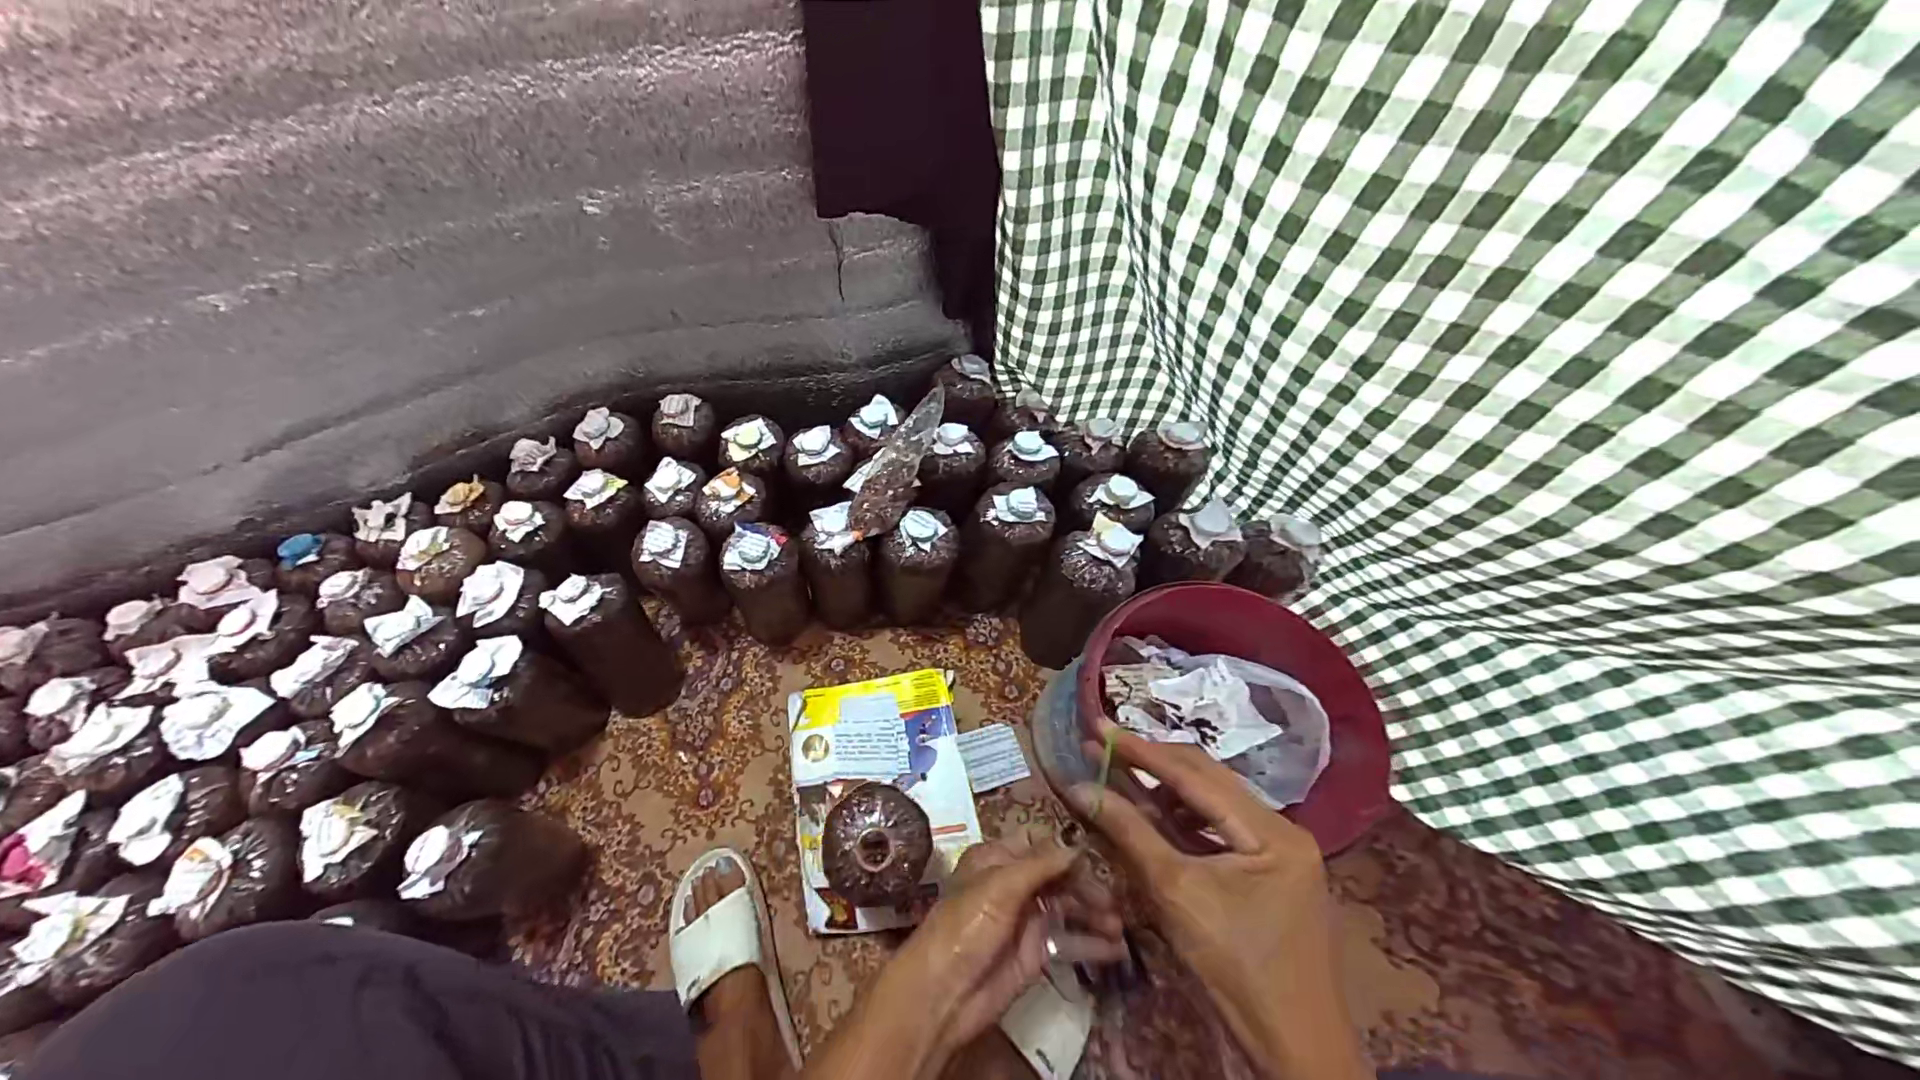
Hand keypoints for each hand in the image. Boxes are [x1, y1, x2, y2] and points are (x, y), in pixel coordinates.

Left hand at [799, 832, 1123, 1079]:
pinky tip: (1117, 950)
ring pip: (1068, 907)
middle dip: (1088, 885)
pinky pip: (1069, 941)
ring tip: (1121, 926)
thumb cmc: (965, 926)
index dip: (1069, 847)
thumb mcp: (999, 886)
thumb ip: (1040, 864)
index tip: (1105, 851)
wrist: (944, 993)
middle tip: (1117, 900)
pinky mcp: (1036, 952)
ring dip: (1095, 914)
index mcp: (997, 857)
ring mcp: (1026, 918)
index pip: (1040, 842)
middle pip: (1059, 875)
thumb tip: (1076, 843)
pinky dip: (1092, 943)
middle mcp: (1014, 882)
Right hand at [1067, 729, 1369, 1079]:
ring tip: (1124, 778)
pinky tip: (1156, 819)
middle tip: (1106, 746)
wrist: (1296, 1051)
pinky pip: (1222, 831)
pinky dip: (1185, 822)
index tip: (1100, 728)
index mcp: (1272, 831)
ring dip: (1168, 791)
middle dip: (1153, 762)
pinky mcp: (1273, 873)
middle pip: (1209, 780)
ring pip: (1214, 804)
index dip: (1142, 750)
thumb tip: (1081, 788)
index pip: (1196, 774)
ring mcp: (1282, 852)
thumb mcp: (1175, 894)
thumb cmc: (1236, 970)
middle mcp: (1284, 830)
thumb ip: (1129, 832)